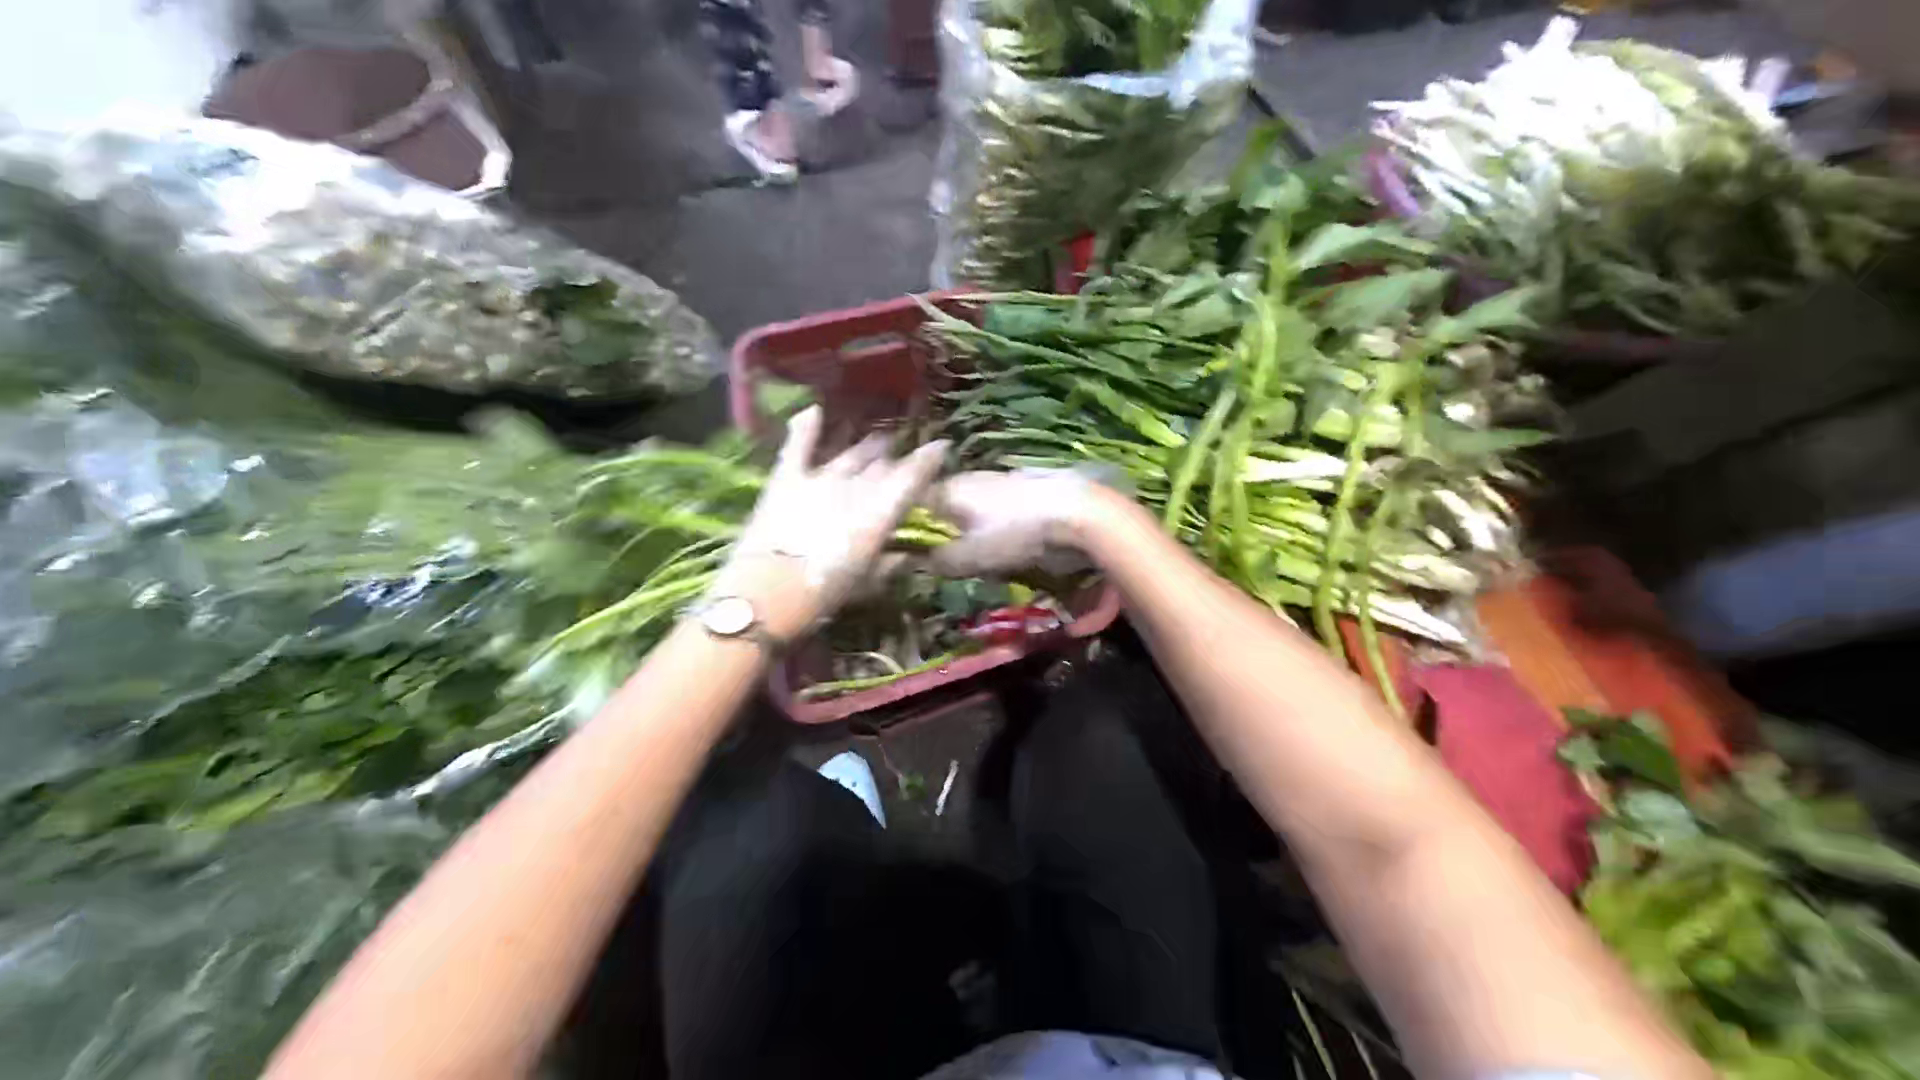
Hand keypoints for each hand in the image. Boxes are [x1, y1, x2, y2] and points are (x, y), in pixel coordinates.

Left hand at [714, 406, 946, 638]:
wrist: (767, 591)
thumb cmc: (824, 594)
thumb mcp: (867, 585)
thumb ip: (890, 564)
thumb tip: (906, 554)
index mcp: (881, 511)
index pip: (913, 475)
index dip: (929, 458)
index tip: (940, 447)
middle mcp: (856, 485)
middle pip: (881, 464)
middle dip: (894, 460)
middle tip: (899, 461)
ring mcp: (821, 477)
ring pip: (851, 454)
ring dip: (865, 447)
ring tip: (876, 442)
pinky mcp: (787, 477)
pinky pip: (799, 444)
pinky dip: (806, 426)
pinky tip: (813, 410)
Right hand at [928, 469, 1112, 576]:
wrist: (1079, 514)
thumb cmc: (1015, 533)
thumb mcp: (969, 556)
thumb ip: (940, 560)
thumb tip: (925, 562)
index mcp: (951, 488)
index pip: (917, 503)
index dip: (914, 528)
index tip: (917, 553)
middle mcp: (972, 478)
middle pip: (948, 509)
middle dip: (950, 536)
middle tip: (956, 563)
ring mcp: (1002, 482)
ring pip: (976, 514)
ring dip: (977, 536)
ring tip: (987, 562)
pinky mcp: (1027, 491)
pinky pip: (1002, 516)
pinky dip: (1002, 533)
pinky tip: (1013, 550)